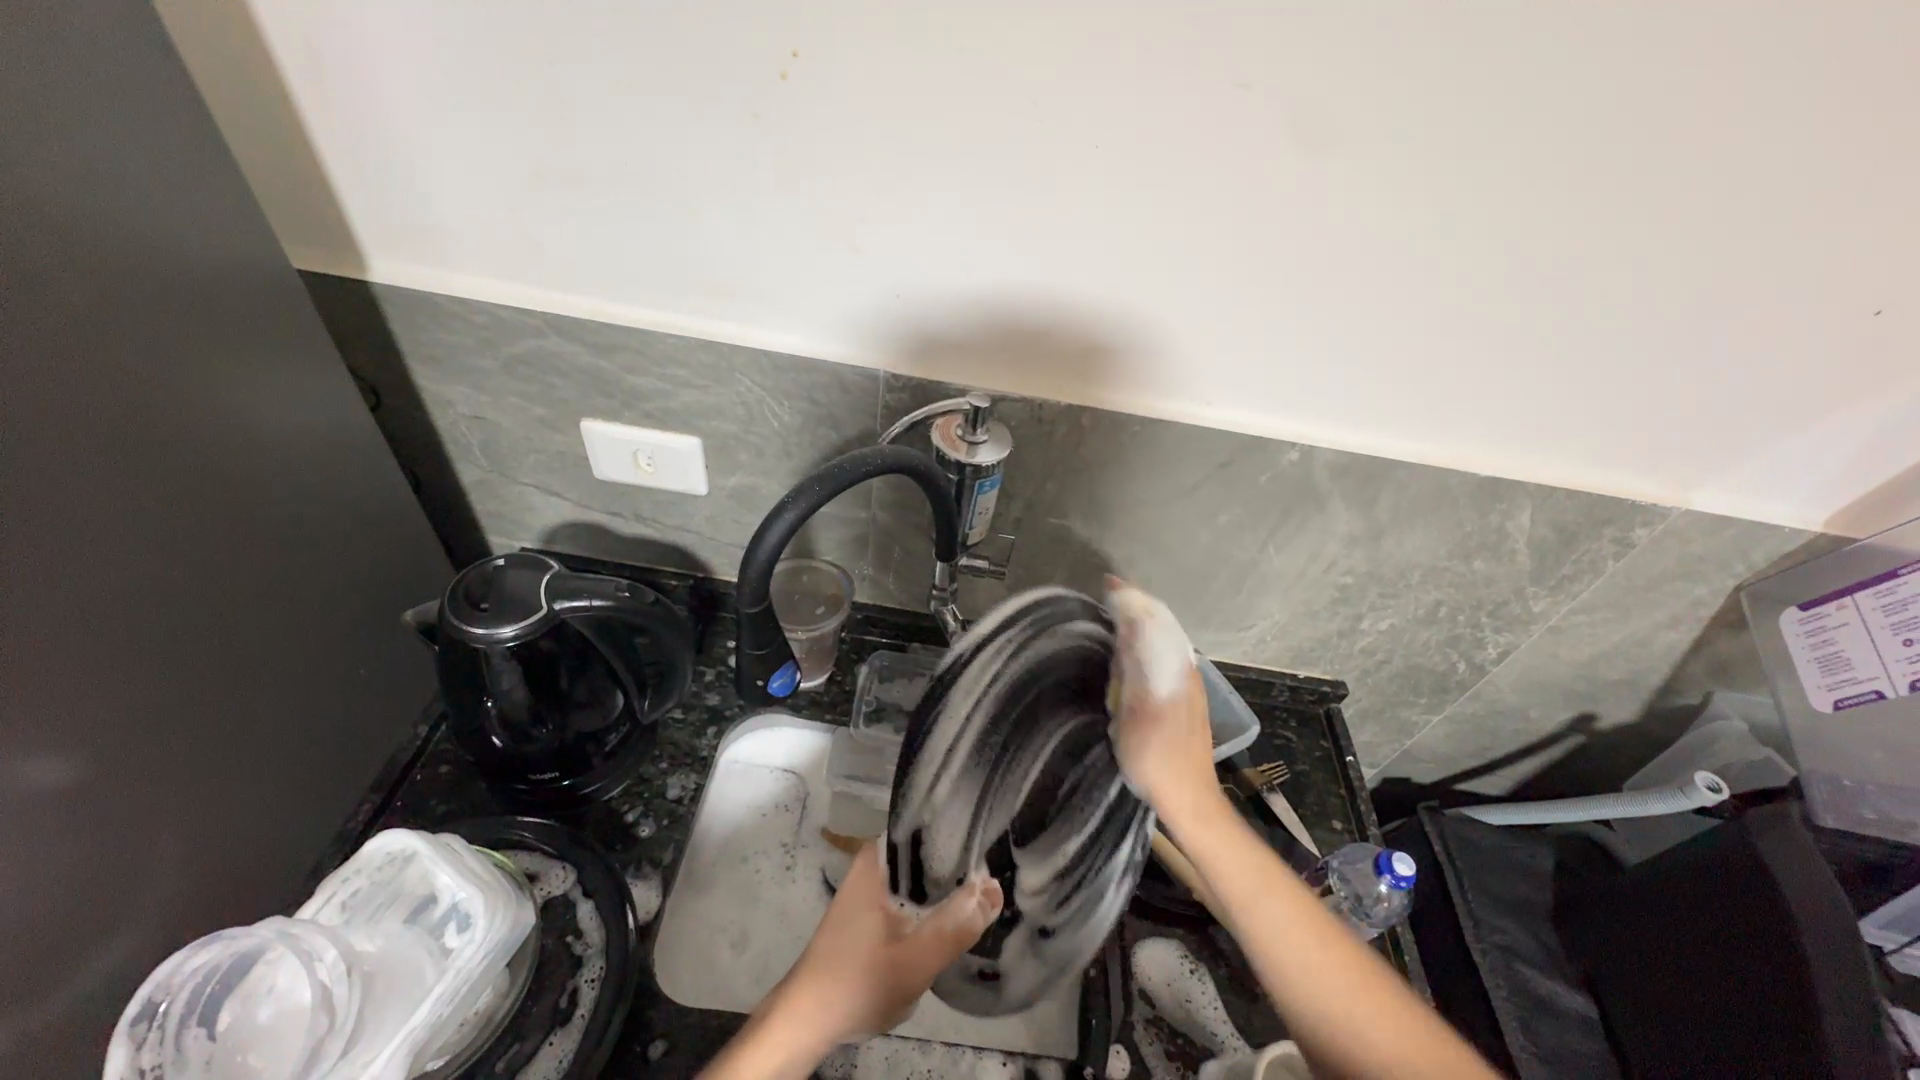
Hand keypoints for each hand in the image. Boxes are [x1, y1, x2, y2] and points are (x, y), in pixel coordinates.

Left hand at [773, 843, 1002, 1041]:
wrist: (807, 1020)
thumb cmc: (858, 983)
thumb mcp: (917, 961)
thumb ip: (958, 926)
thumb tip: (995, 889)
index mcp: (878, 862)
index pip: (926, 826)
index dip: (961, 833)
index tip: (993, 843)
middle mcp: (871, 866)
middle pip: (925, 853)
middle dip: (959, 865)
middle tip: (997, 874)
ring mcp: (868, 890)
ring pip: (918, 878)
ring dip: (945, 888)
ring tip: (984, 894)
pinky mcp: (869, 914)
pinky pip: (909, 897)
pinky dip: (929, 906)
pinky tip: (951, 920)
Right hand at [1106, 578, 1215, 809]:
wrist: (1190, 798)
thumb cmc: (1157, 758)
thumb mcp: (1135, 712)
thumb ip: (1131, 669)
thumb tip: (1126, 631)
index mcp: (1174, 670)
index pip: (1155, 620)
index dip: (1133, 599)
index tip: (1110, 583)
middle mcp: (1185, 672)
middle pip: (1162, 628)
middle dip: (1137, 608)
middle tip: (1110, 595)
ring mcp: (1187, 687)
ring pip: (1164, 644)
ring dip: (1142, 626)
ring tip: (1117, 618)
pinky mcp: (1184, 702)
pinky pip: (1164, 659)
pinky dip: (1146, 646)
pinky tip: (1131, 656)